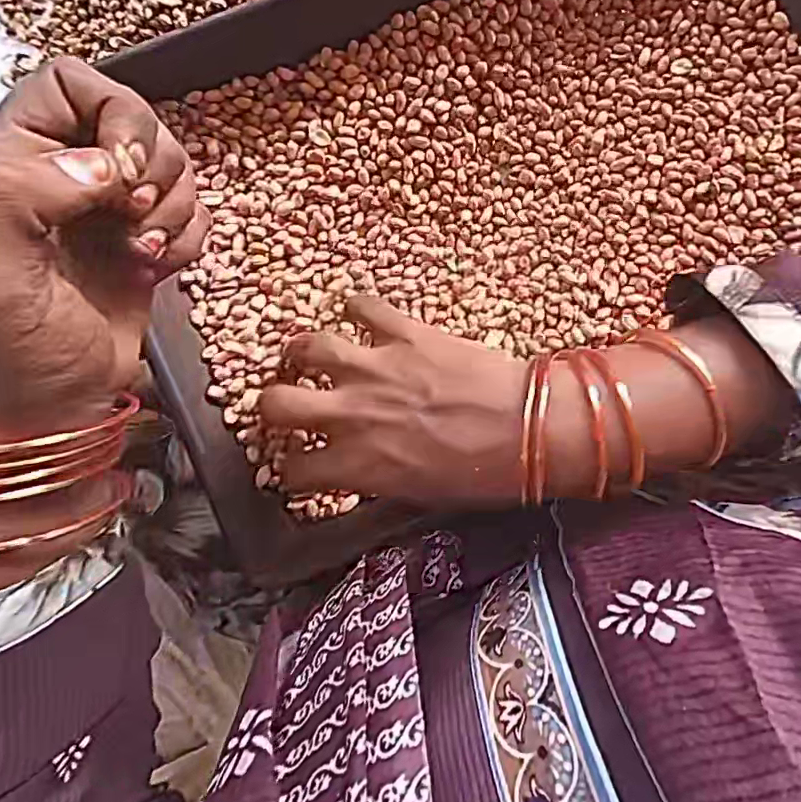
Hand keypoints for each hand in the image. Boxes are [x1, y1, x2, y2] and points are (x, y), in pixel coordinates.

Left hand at [0, 58, 208, 440]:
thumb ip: (14, 196)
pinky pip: (194, 209)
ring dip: (173, 208)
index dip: (111, 112)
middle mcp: (62, 172)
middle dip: (153, 168)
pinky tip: (157, 265)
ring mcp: (109, 206)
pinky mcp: (147, 235)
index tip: (121, 169)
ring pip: (173, 163)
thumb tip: (101, 165)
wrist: (56, 405)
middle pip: (137, 118)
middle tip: (133, 215)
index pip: (69, 81)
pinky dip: (188, 237)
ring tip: (141, 250)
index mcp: (7, 162)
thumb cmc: (11, 352)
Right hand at [258, 296, 529, 506]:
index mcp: (356, 465)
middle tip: (288, 403)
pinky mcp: (406, 333)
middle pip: (277, 404)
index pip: (294, 470)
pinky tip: (358, 313)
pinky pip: (365, 307)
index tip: (300, 463)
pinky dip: (357, 308)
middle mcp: (353, 415)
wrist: (527, 428)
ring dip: (302, 351)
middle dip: (273, 406)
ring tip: (306, 354)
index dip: (292, 468)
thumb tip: (363, 470)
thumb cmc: (481, 473)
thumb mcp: (419, 494)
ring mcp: (376, 368)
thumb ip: (377, 479)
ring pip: (310, 347)